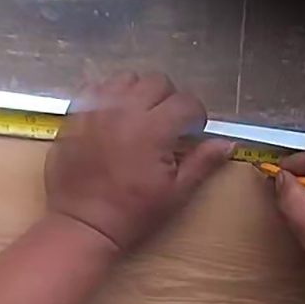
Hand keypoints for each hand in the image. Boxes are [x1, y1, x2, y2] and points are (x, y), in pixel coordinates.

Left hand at [45, 71, 233, 252]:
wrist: (83, 224)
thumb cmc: (133, 214)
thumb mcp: (176, 193)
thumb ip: (202, 162)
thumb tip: (228, 144)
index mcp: (153, 130)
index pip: (187, 102)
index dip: (196, 117)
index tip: (193, 132)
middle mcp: (124, 110)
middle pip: (158, 82)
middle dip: (170, 100)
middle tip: (169, 126)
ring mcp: (97, 109)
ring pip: (127, 79)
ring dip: (141, 93)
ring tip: (142, 119)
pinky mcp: (76, 114)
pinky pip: (98, 88)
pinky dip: (112, 97)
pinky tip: (116, 119)